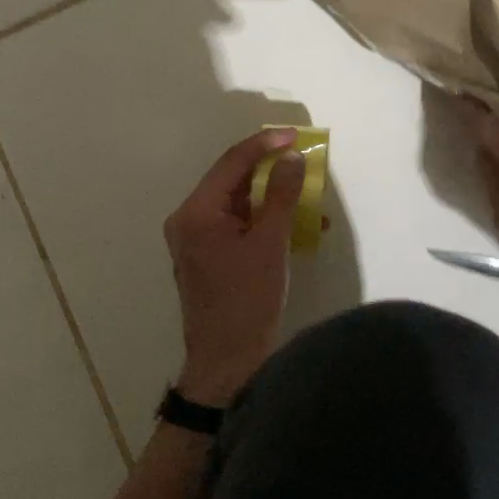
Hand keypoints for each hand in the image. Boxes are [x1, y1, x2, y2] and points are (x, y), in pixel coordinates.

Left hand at [164, 128, 304, 405]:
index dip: (265, 144)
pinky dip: (265, 219)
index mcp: (196, 212)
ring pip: (239, 202)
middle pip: (233, 179)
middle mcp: (189, 219)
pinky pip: (238, 223)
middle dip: (272, 169)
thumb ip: (282, 195)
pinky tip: (296, 225)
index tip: (296, 136)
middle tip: (304, 159)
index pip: (232, 162)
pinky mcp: (208, 256)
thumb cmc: (247, 301)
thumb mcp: (270, 243)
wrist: (226, 362)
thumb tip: (292, 158)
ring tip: (309, 197)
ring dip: (273, 197)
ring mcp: (196, 239)